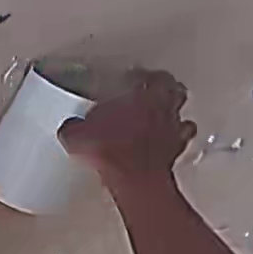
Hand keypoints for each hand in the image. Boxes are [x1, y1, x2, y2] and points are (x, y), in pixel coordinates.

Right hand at [56, 68, 196, 184]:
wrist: (131, 176)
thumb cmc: (111, 148)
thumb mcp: (76, 135)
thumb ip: (75, 126)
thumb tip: (70, 128)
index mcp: (141, 95)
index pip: (147, 76)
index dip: (139, 76)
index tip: (132, 78)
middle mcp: (163, 109)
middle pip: (174, 91)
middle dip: (165, 90)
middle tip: (154, 92)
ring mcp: (173, 130)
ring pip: (182, 115)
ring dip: (172, 115)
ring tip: (162, 118)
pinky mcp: (175, 152)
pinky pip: (179, 142)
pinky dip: (173, 141)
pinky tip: (164, 144)